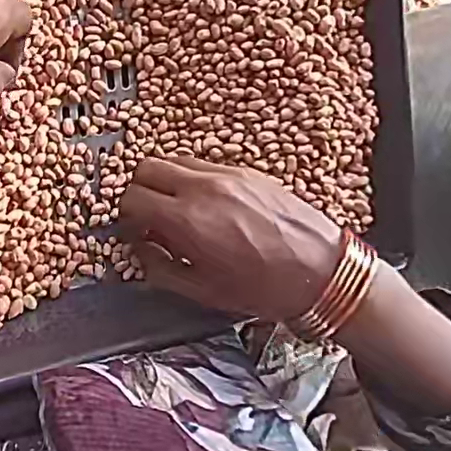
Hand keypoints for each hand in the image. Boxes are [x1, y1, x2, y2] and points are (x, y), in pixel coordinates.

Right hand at [116, 156, 342, 320]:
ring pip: (175, 160)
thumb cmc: (266, 289)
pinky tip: (206, 205)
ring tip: (177, 209)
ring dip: (165, 181)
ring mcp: (227, 174)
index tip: (133, 230)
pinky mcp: (248, 171)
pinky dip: (193, 179)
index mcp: (188, 219)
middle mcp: (203, 187)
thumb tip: (140, 249)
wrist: (325, 273)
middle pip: (147, 167)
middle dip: (138, 190)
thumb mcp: (205, 291)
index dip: (125, 215)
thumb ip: (161, 268)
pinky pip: (205, 164)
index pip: (132, 197)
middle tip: (147, 215)